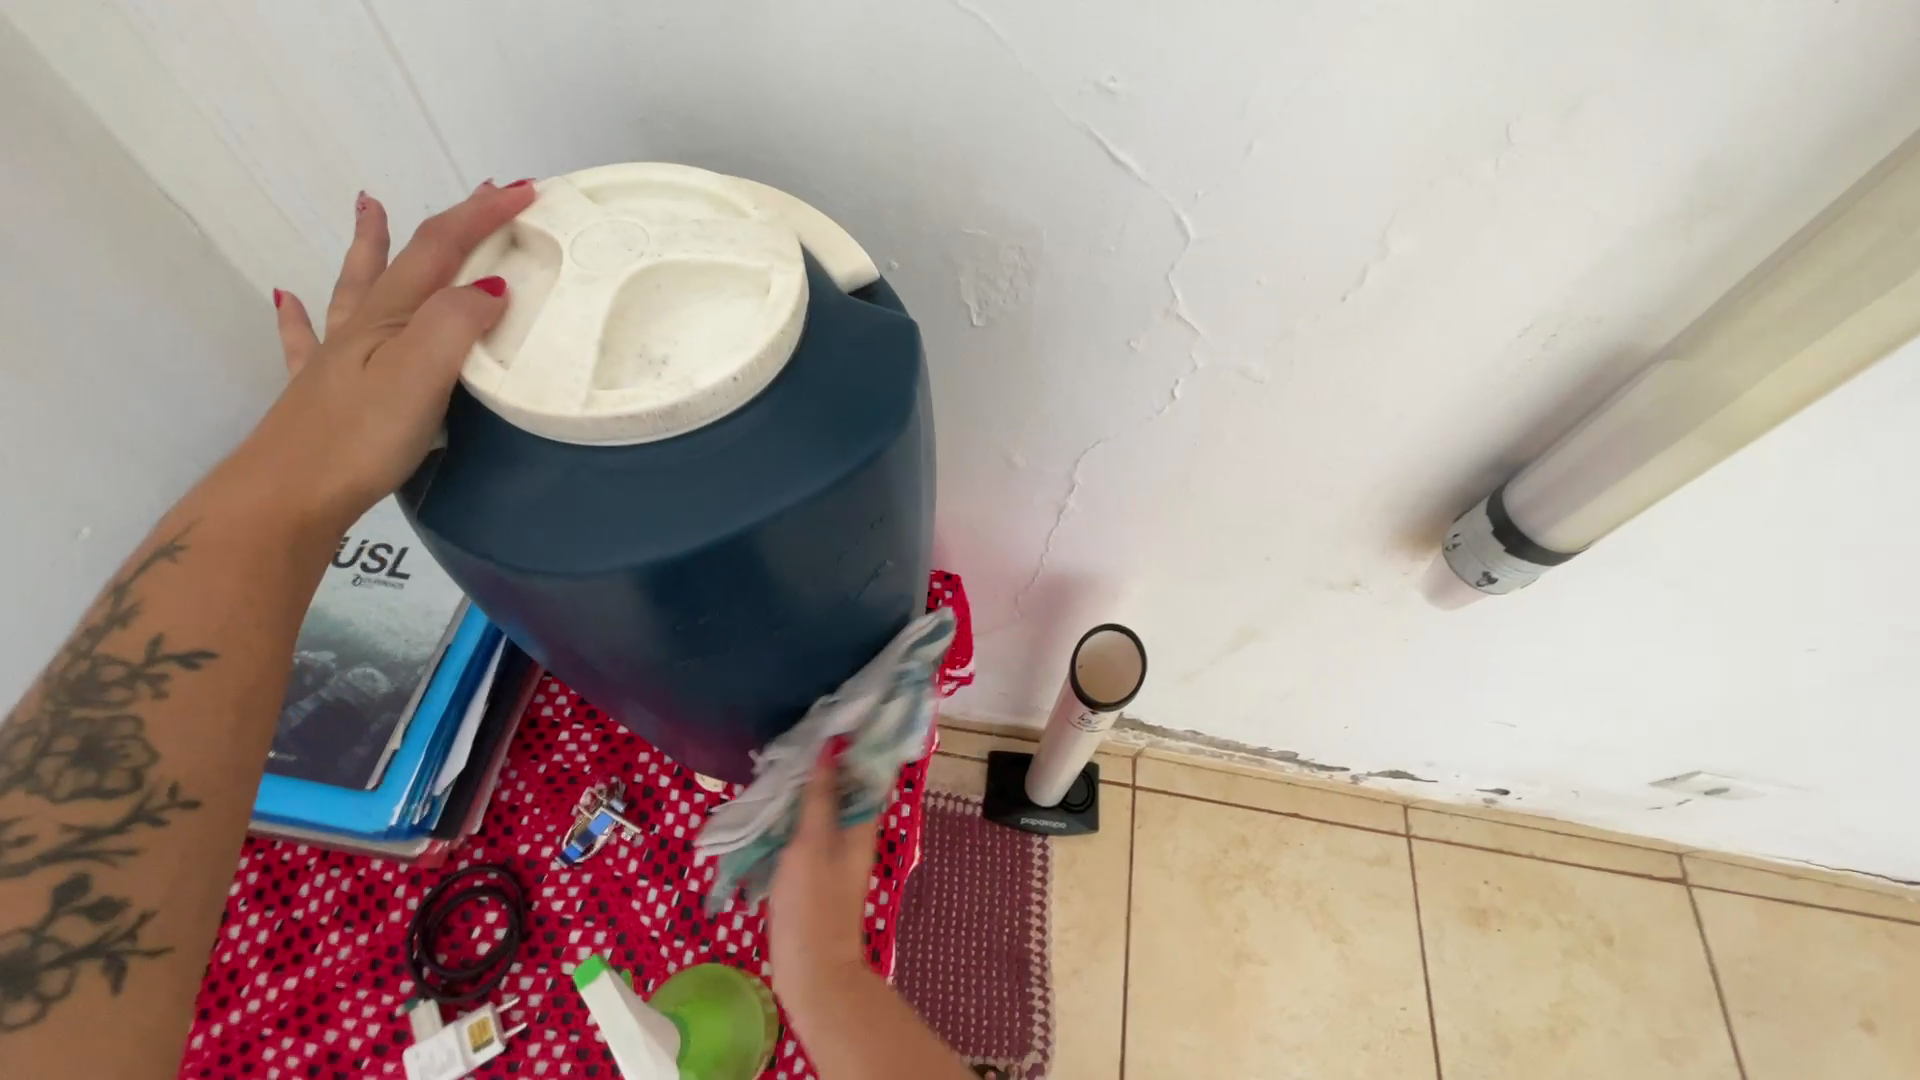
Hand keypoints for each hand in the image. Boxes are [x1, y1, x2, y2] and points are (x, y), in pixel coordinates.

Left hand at [238, 181, 536, 530]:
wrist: (289, 494)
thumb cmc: (360, 436)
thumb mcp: (419, 374)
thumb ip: (456, 324)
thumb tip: (492, 288)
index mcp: (392, 316)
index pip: (441, 249)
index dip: (483, 216)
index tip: (527, 191)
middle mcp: (364, 325)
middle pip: (408, 259)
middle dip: (449, 224)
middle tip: (482, 196)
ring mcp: (338, 356)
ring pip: (357, 286)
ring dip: (370, 245)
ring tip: (368, 207)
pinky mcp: (322, 390)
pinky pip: (308, 337)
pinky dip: (299, 314)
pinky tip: (285, 301)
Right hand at [768, 743, 878, 1009]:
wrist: (811, 970)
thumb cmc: (813, 903)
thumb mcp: (813, 841)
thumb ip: (821, 793)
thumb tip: (833, 743)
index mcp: (862, 820)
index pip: (867, 767)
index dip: (855, 740)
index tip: (835, 710)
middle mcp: (853, 828)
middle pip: (843, 781)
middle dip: (824, 756)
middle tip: (796, 727)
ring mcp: (833, 847)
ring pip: (823, 801)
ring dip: (805, 781)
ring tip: (778, 754)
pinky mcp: (813, 863)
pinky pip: (807, 822)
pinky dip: (793, 806)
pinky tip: (770, 796)